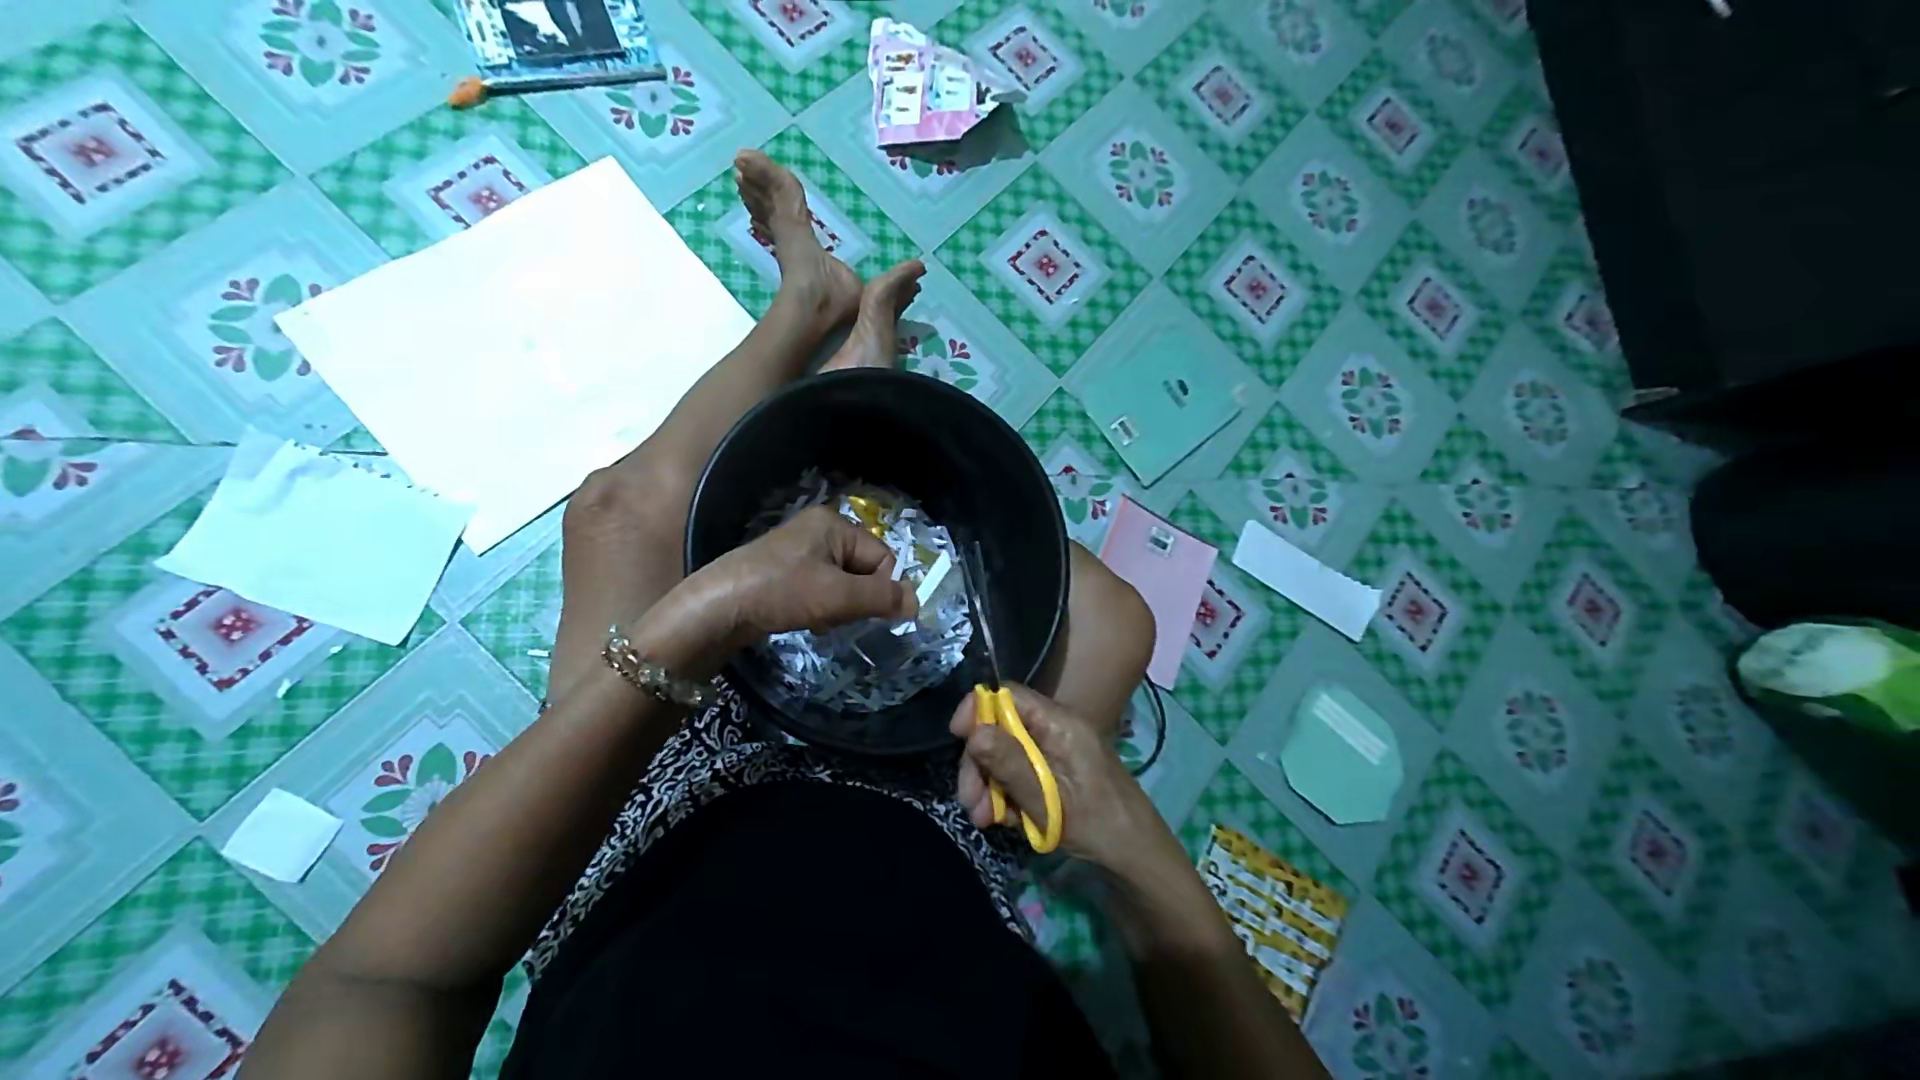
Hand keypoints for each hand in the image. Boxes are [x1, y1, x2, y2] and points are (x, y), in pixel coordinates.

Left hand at [639, 506, 918, 676]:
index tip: (857, 609)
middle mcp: (819, 529)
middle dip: (855, 598)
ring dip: (838, 606)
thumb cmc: (782, 592)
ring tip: (816, 618)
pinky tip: (804, 618)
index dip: (878, 588)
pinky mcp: (785, 569)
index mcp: (835, 523)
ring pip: (843, 582)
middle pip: (863, 569)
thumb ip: (882, 598)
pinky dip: (820, 606)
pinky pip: (821, 587)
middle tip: (833, 614)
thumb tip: (917, 604)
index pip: (883, 557)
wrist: (719, 608)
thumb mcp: (838, 596)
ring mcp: (800, 548)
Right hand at [951, 684, 1181, 875]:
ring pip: (1005, 755)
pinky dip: (1006, 796)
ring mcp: (1054, 753)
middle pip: (1000, 729)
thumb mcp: (1049, 799)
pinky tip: (1007, 822)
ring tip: (985, 821)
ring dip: (989, 786)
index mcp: (1059, 723)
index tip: (957, 738)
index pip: (1009, 695)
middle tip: (970, 804)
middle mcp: (1054, 730)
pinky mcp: (1053, 774)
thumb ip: (1010, 764)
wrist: (1137, 859)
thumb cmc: (1098, 825)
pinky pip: (1018, 774)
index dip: (978, 710)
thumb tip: (973, 732)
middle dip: (980, 764)